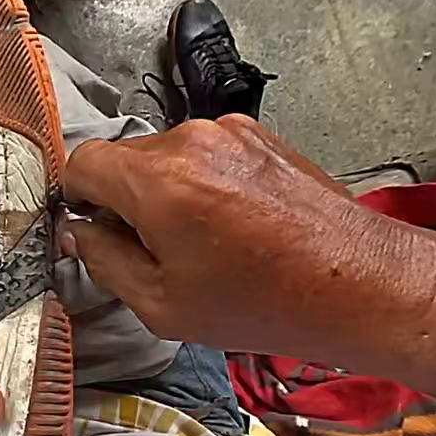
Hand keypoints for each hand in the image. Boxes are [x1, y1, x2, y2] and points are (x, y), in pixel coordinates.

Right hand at [62, 116, 435, 364]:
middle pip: (122, 157)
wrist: (360, 283)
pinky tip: (227, 219)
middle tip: (149, 246)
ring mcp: (229, 130)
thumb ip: (104, 259)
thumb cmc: (262, 305)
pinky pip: (201, 150)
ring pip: (161, 154)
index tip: (90, 226)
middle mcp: (191, 140)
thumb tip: (79, 231)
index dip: (75, 197)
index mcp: (159, 182)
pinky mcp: (256, 133)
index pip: (82, 162)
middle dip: (121, 197)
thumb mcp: (163, 304)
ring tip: (199, 236)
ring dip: (161, 189)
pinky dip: (196, 179)